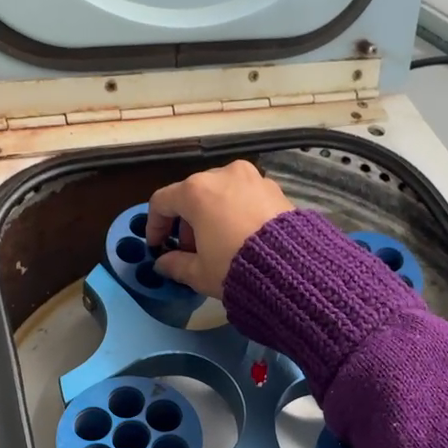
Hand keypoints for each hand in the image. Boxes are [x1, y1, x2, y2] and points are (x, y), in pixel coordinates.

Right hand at [145, 161, 294, 298]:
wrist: (292, 267)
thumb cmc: (235, 266)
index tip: (157, 246)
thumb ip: (176, 265)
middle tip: (190, 250)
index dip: (155, 225)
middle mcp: (223, 174)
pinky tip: (241, 236)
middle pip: (193, 194)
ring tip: (218, 244)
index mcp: (197, 191)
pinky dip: (236, 211)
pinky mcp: (274, 188)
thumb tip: (163, 264)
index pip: (163, 201)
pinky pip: (245, 197)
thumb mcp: (200, 273)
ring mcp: (252, 178)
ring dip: (212, 215)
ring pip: (221, 193)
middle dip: (187, 222)